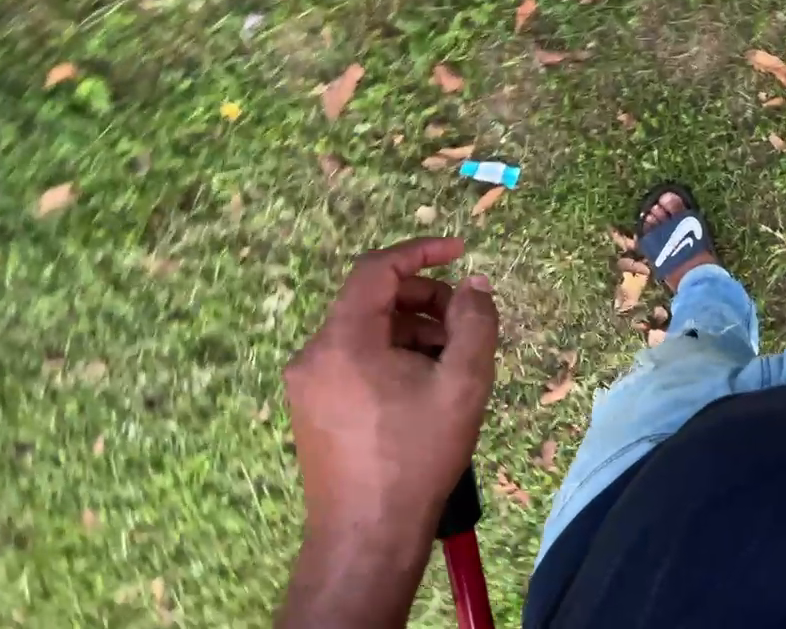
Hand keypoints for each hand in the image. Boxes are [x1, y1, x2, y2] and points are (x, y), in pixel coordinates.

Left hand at [284, 237, 497, 548]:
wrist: (368, 533)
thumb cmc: (419, 450)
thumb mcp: (465, 379)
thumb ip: (476, 320)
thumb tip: (475, 285)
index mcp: (343, 342)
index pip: (376, 270)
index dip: (422, 252)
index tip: (463, 253)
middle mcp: (314, 355)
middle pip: (374, 299)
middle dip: (428, 298)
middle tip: (470, 321)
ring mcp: (310, 383)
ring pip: (370, 329)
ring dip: (418, 328)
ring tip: (457, 359)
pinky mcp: (316, 405)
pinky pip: (360, 356)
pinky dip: (399, 352)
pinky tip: (430, 382)